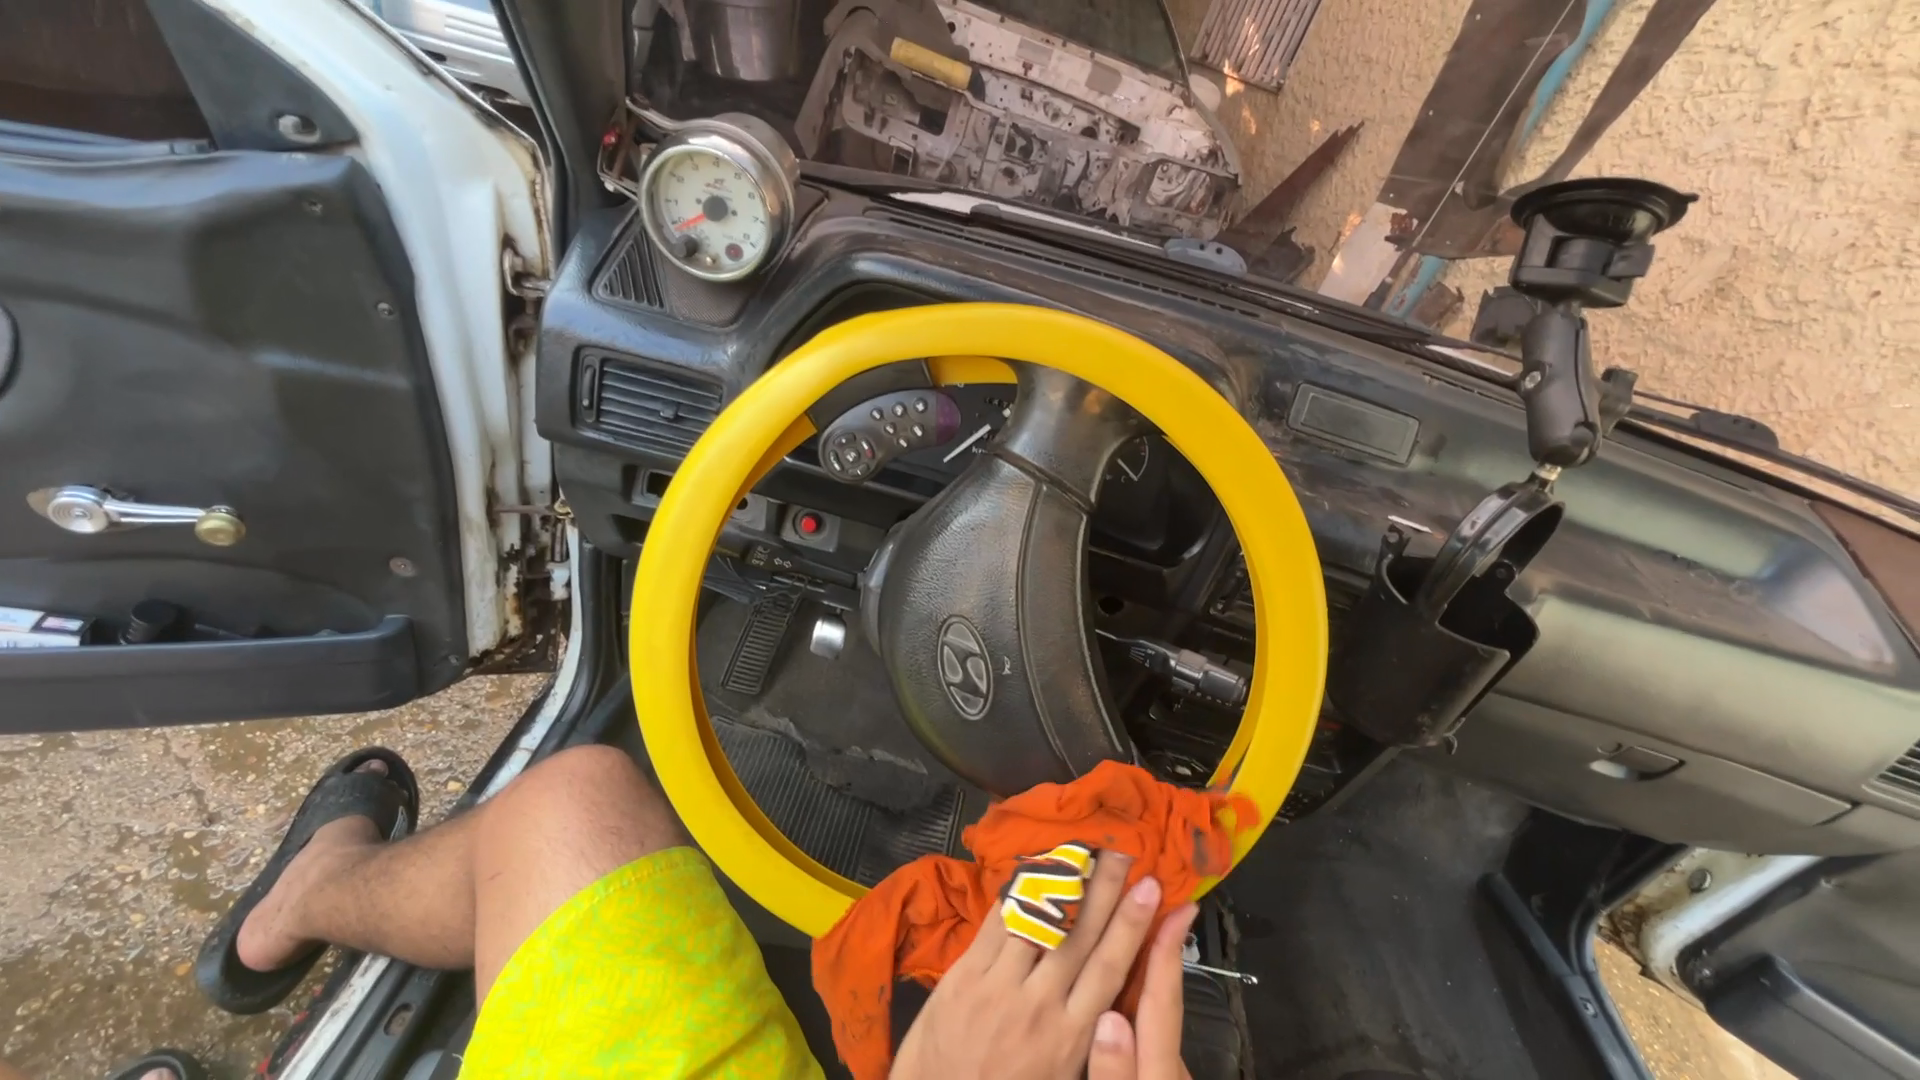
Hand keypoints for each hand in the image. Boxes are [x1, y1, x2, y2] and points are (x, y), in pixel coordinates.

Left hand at [889, 852, 1196, 1079]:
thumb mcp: (1058, 1075)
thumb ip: (1081, 1028)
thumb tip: (1107, 985)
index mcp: (1070, 1038)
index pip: (1109, 967)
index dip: (1132, 924)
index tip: (1150, 889)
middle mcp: (1041, 1006)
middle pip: (1080, 935)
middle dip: (1104, 889)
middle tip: (1123, 849)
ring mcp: (1001, 986)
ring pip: (1042, 922)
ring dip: (1065, 882)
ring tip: (1083, 849)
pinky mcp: (966, 973)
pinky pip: (998, 922)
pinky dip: (1017, 894)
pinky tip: (1032, 869)